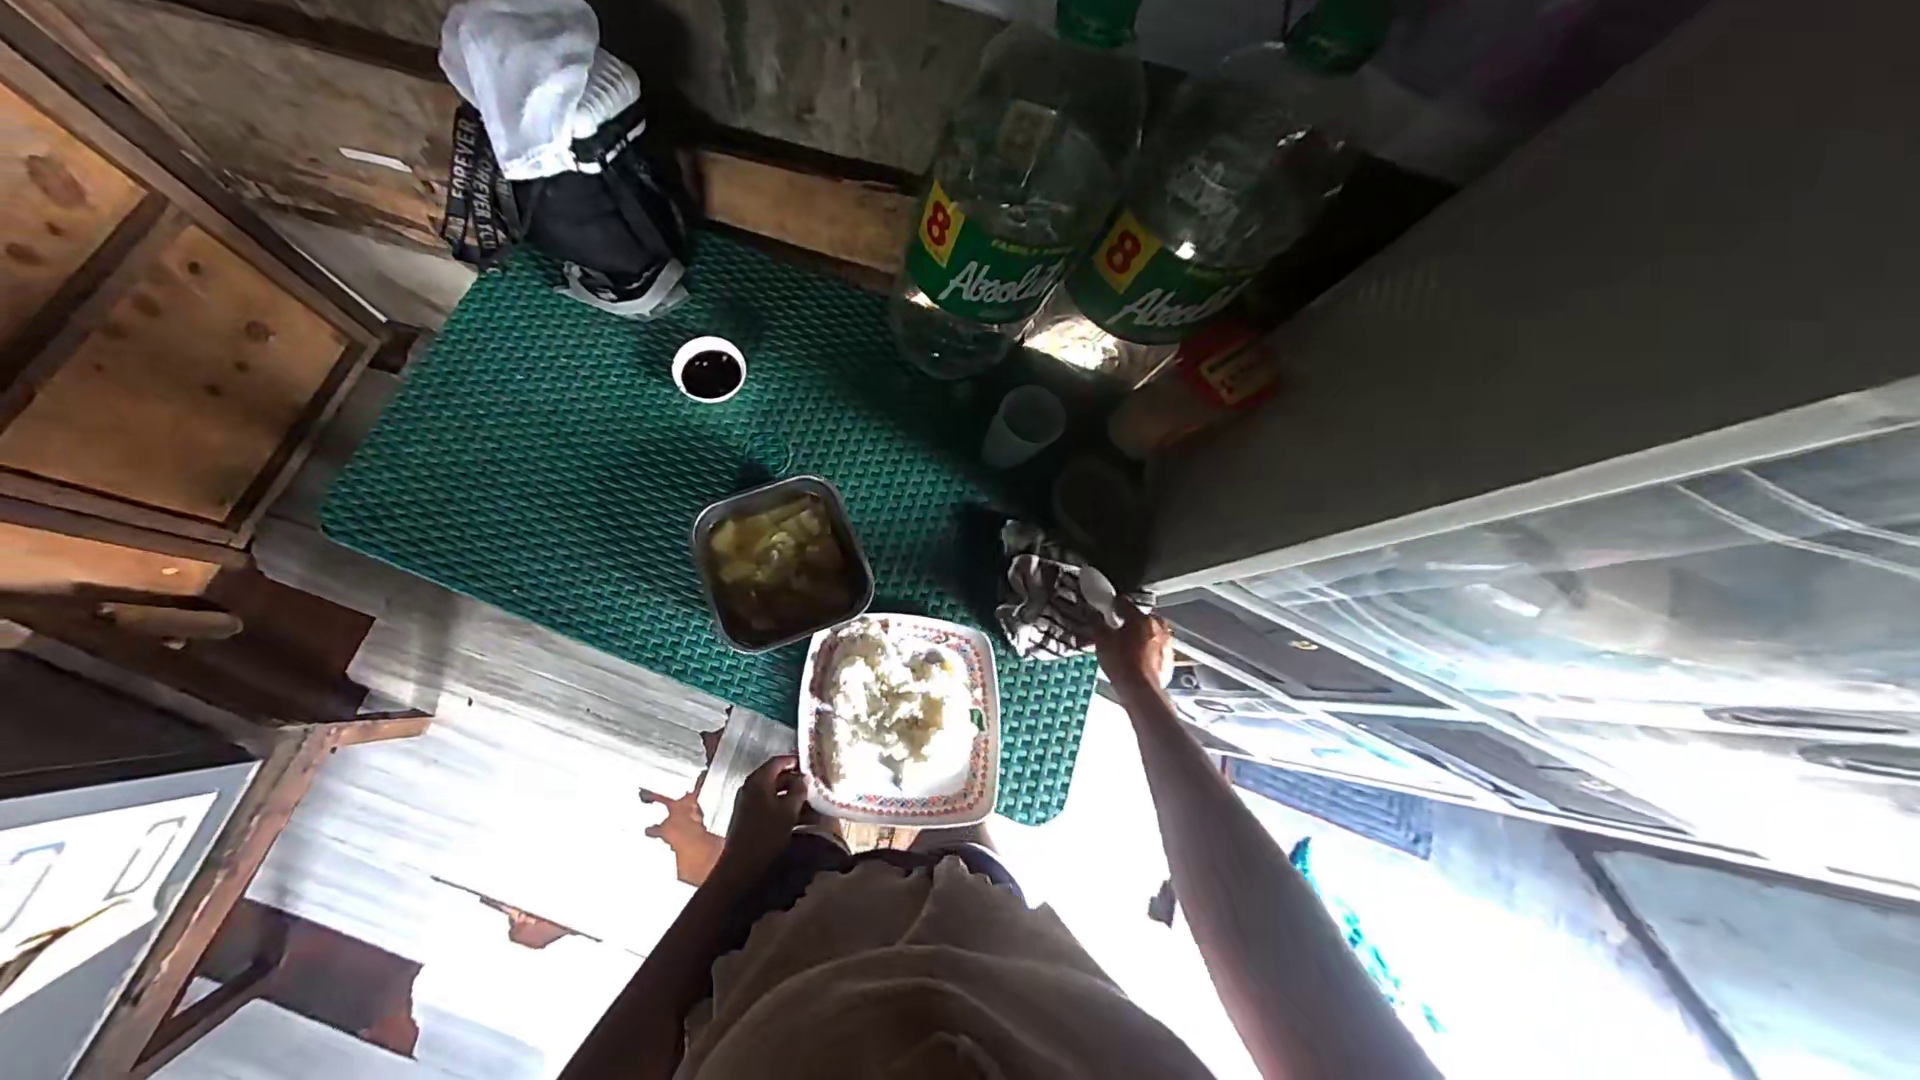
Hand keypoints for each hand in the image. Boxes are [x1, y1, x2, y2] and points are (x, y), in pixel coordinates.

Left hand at [713, 755, 807, 884]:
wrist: (741, 865)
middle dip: (793, 778)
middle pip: (774, 775)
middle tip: (812, 783)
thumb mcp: (789, 810)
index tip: (810, 764)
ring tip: (807, 800)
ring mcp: (746, 802)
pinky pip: (766, 802)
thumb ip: (798, 790)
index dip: (794, 760)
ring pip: (771, 790)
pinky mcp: (746, 816)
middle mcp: (749, 787)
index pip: (777, 761)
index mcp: (758, 781)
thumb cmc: (767, 833)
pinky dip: (780, 804)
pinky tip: (794, 814)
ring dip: (788, 793)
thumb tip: (804, 778)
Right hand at [1094, 601, 1173, 697]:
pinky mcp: (1169, 658)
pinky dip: (1147, 650)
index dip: (1114, 604)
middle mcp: (1158, 627)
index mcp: (1141, 618)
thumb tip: (1094, 616)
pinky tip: (1136, 659)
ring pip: (1150, 633)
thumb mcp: (1102, 641)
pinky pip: (1156, 648)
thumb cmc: (1122, 664)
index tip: (1108, 607)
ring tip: (1126, 646)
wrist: (1141, 691)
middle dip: (1129, 622)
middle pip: (1141, 618)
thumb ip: (1097, 624)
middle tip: (1117, 630)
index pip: (1125, 603)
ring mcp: (1166, 643)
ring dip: (1139, 636)